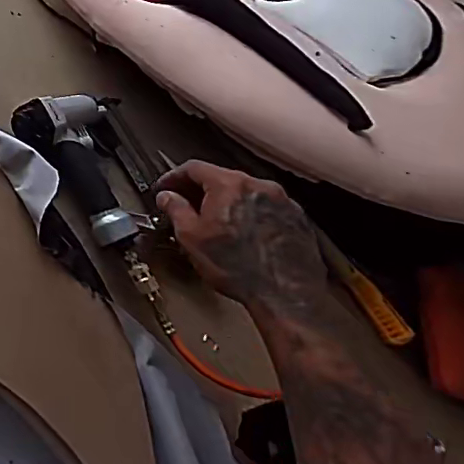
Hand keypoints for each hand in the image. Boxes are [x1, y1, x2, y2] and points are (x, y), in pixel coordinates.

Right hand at [153, 160, 325, 310]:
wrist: (286, 296)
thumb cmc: (239, 268)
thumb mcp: (191, 237)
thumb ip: (175, 209)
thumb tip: (168, 197)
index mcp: (230, 185)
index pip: (194, 168)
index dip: (174, 176)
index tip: (166, 187)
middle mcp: (259, 186)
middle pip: (221, 177)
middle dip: (200, 190)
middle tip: (184, 204)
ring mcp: (282, 202)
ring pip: (244, 192)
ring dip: (226, 202)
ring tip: (213, 223)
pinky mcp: (297, 220)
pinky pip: (264, 207)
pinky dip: (248, 214)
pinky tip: (240, 234)